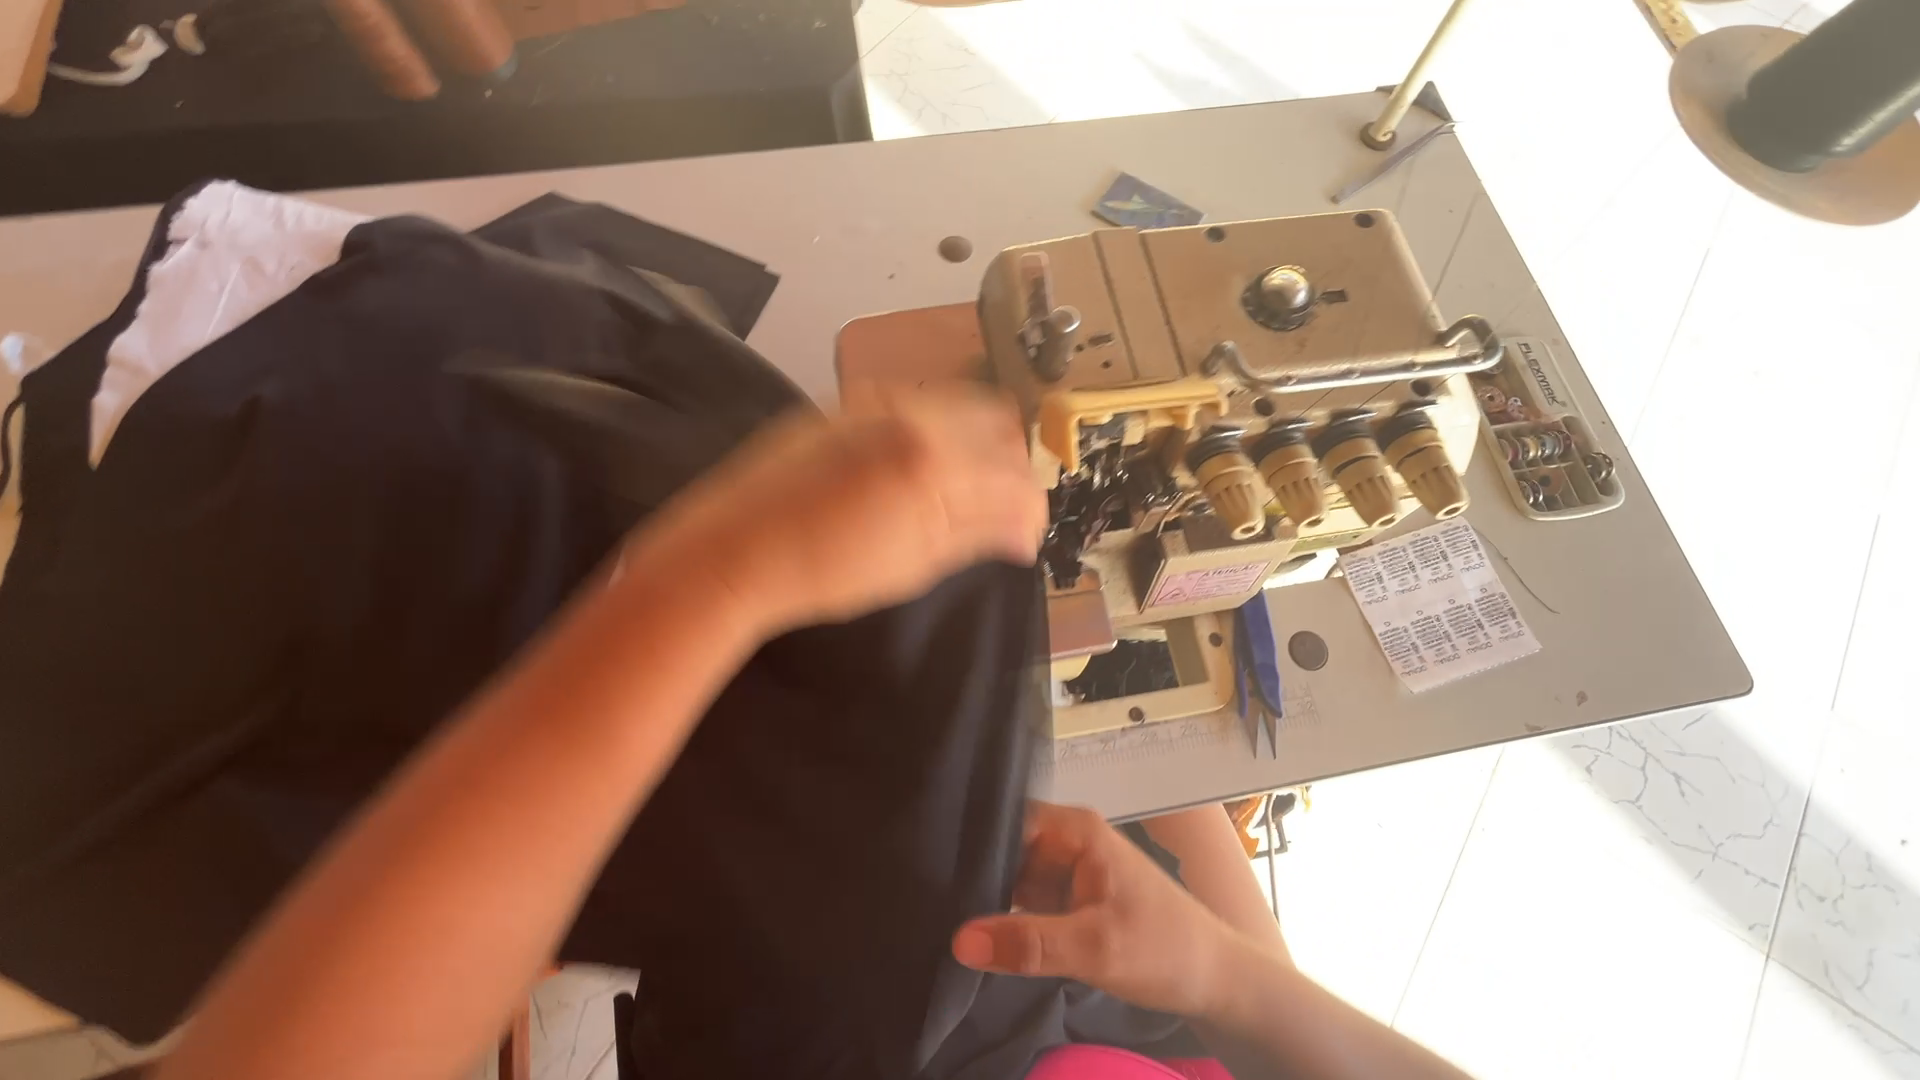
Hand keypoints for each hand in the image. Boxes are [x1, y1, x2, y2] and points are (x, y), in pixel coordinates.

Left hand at [635, 381, 1046, 635]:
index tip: (1025, 532)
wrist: (737, 550)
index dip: (1029, 507)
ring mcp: (875, 402)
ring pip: (955, 403)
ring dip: (973, 441)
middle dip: (1007, 464)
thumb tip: (1028, 530)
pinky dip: (933, 428)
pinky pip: (912, 401)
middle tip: (998, 508)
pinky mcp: (846, 401)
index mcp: (933, 463)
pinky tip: (918, 465)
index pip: (1012, 474)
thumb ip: (977, 535)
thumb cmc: (827, 571)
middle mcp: (911, 417)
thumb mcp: (912, 563)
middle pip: (994, 421)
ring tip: (960, 488)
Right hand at [950, 801, 1244, 1018]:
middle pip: (1005, 848)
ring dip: (985, 898)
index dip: (970, 839)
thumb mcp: (1095, 948)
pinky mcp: (1068, 902)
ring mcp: (1068, 872)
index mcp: (1076, 830)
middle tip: (926, 897)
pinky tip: (971, 931)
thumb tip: (960, 940)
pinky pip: (1024, 902)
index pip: (1007, 819)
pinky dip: (1003, 918)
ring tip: (937, 912)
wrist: (1217, 983)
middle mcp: (1067, 842)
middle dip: (973, 873)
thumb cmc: (1164, 949)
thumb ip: (1028, 944)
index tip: (929, 863)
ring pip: (1011, 878)